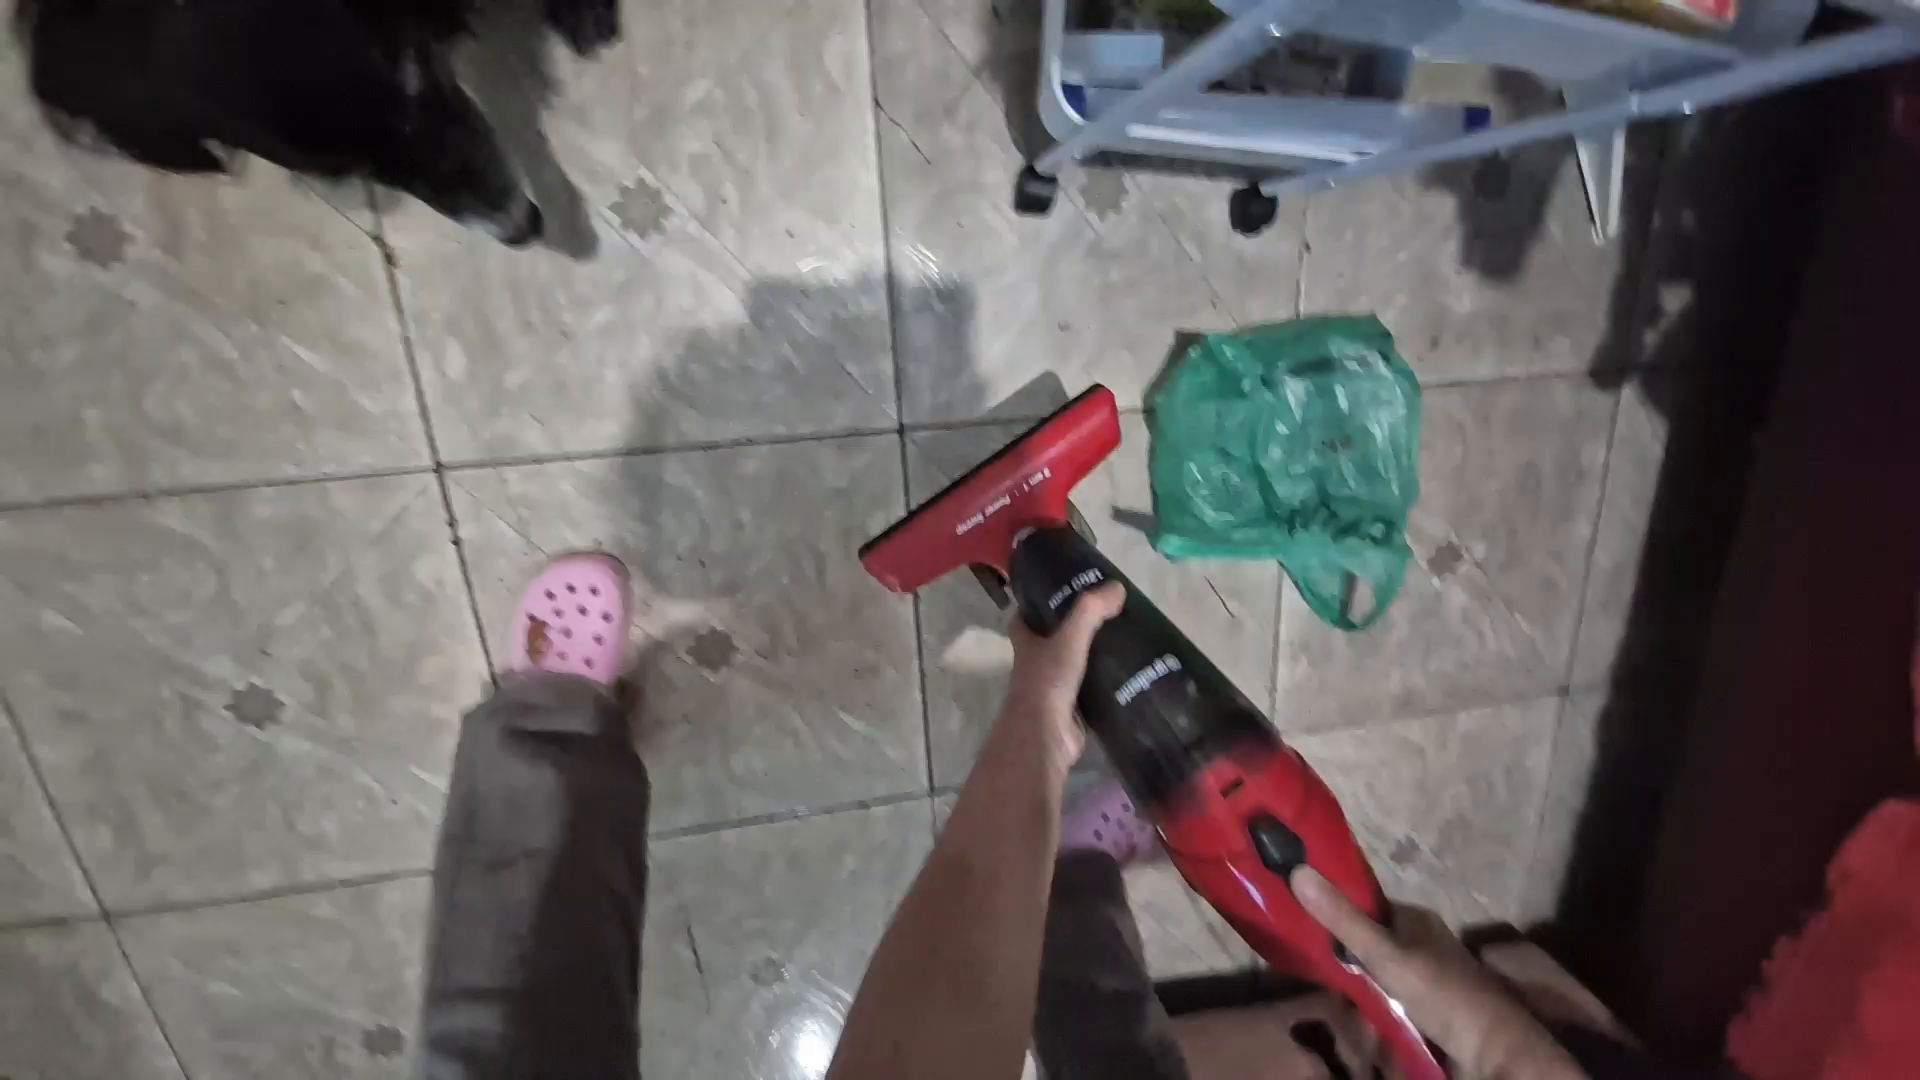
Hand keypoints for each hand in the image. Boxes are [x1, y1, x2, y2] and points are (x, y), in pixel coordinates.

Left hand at [998, 582, 1125, 780]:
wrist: (1045, 737)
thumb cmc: (1048, 682)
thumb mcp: (1069, 639)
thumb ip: (1090, 611)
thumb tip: (1117, 586)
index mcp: (1027, 643)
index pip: (1023, 617)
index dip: (1035, 604)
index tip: (1060, 591)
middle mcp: (1037, 664)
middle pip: (1053, 640)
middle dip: (1074, 628)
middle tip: (1106, 613)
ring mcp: (1054, 688)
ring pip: (1075, 664)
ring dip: (1094, 654)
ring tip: (1125, 638)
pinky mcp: (1074, 709)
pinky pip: (1093, 690)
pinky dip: (1108, 682)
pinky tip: (1132, 672)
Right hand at [1291, 867, 1585, 1079]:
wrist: (1496, 1052)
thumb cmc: (1441, 991)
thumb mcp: (1384, 953)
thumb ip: (1342, 917)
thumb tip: (1296, 869)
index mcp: (1414, 917)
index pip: (1364, 903)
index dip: (1337, 911)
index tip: (1310, 927)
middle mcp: (1423, 939)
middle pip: (1370, 938)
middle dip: (1348, 956)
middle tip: (1327, 972)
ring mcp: (1430, 972)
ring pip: (1380, 969)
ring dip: (1363, 985)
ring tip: (1346, 999)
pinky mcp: (1435, 1004)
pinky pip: (1394, 994)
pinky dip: (1379, 1003)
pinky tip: (1369, 1015)